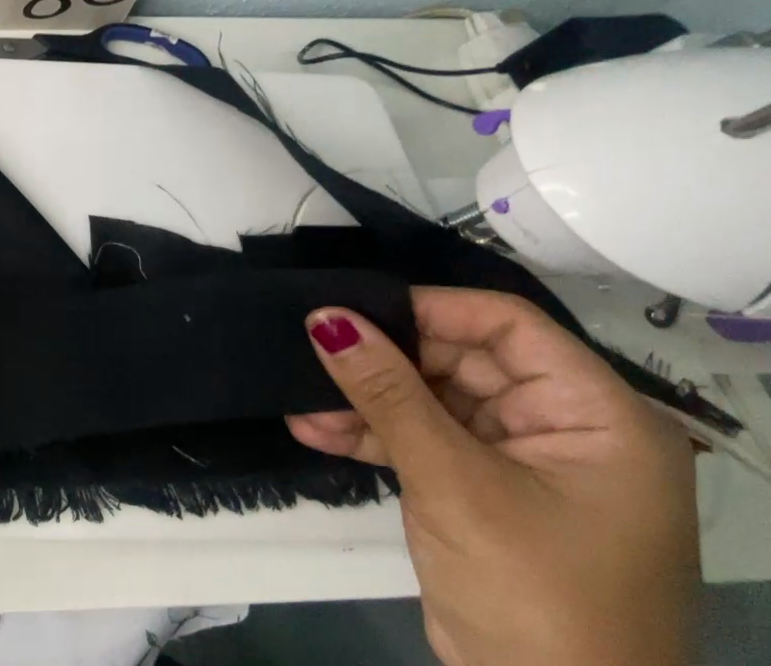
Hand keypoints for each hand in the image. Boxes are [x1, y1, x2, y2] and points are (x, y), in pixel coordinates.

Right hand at [288, 288, 698, 665]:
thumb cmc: (532, 587)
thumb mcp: (452, 481)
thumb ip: (387, 393)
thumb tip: (325, 318)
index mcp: (596, 415)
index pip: (507, 326)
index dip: (427, 309)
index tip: (348, 310)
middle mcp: (565, 429)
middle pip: (461, 362)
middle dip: (382, 363)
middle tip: (309, 357)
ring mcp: (523, 464)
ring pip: (432, 403)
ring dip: (366, 403)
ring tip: (301, 404)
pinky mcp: (484, 494)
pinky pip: (423, 443)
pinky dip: (373, 437)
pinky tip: (315, 432)